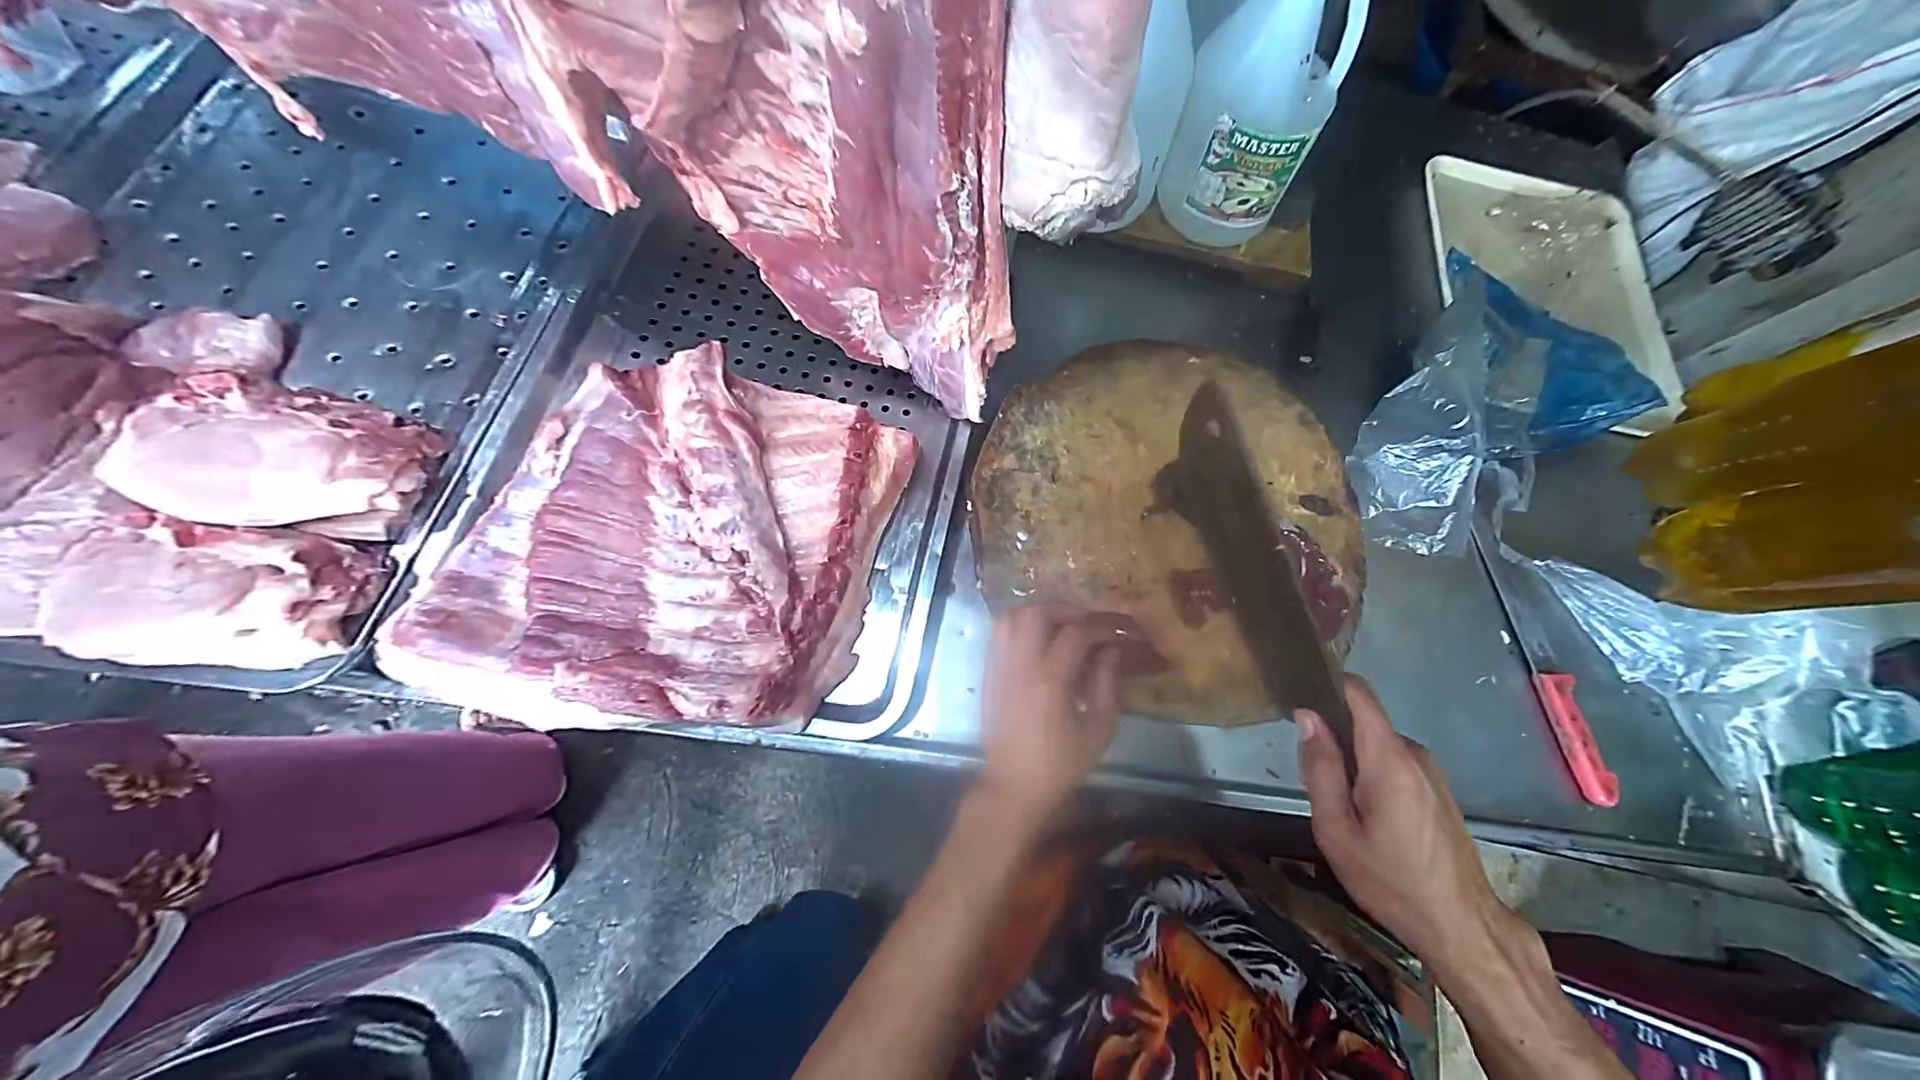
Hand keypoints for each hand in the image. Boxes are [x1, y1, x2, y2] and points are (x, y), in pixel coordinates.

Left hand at [978, 604, 1130, 825]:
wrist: (1013, 784)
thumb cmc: (1060, 763)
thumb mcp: (1098, 729)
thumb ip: (1107, 684)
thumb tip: (1110, 650)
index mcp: (1049, 681)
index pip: (1075, 634)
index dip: (1099, 629)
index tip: (1114, 637)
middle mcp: (1019, 666)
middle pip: (1036, 613)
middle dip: (1065, 609)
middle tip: (1086, 622)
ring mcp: (998, 667)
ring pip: (1011, 617)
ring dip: (1038, 612)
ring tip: (1059, 625)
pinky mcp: (987, 673)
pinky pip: (998, 634)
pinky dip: (1018, 625)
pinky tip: (1036, 639)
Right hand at [1296, 675, 1513, 966]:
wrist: (1461, 926)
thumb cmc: (1390, 879)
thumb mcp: (1336, 828)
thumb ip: (1320, 768)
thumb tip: (1307, 716)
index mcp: (1389, 758)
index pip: (1359, 694)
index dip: (1328, 685)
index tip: (1299, 696)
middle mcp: (1414, 754)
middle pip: (1363, 723)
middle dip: (1333, 739)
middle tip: (1316, 783)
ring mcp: (1431, 771)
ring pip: (1376, 746)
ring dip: (1353, 762)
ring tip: (1342, 807)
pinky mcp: (1438, 789)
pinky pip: (1394, 763)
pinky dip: (1372, 775)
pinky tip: (1368, 817)